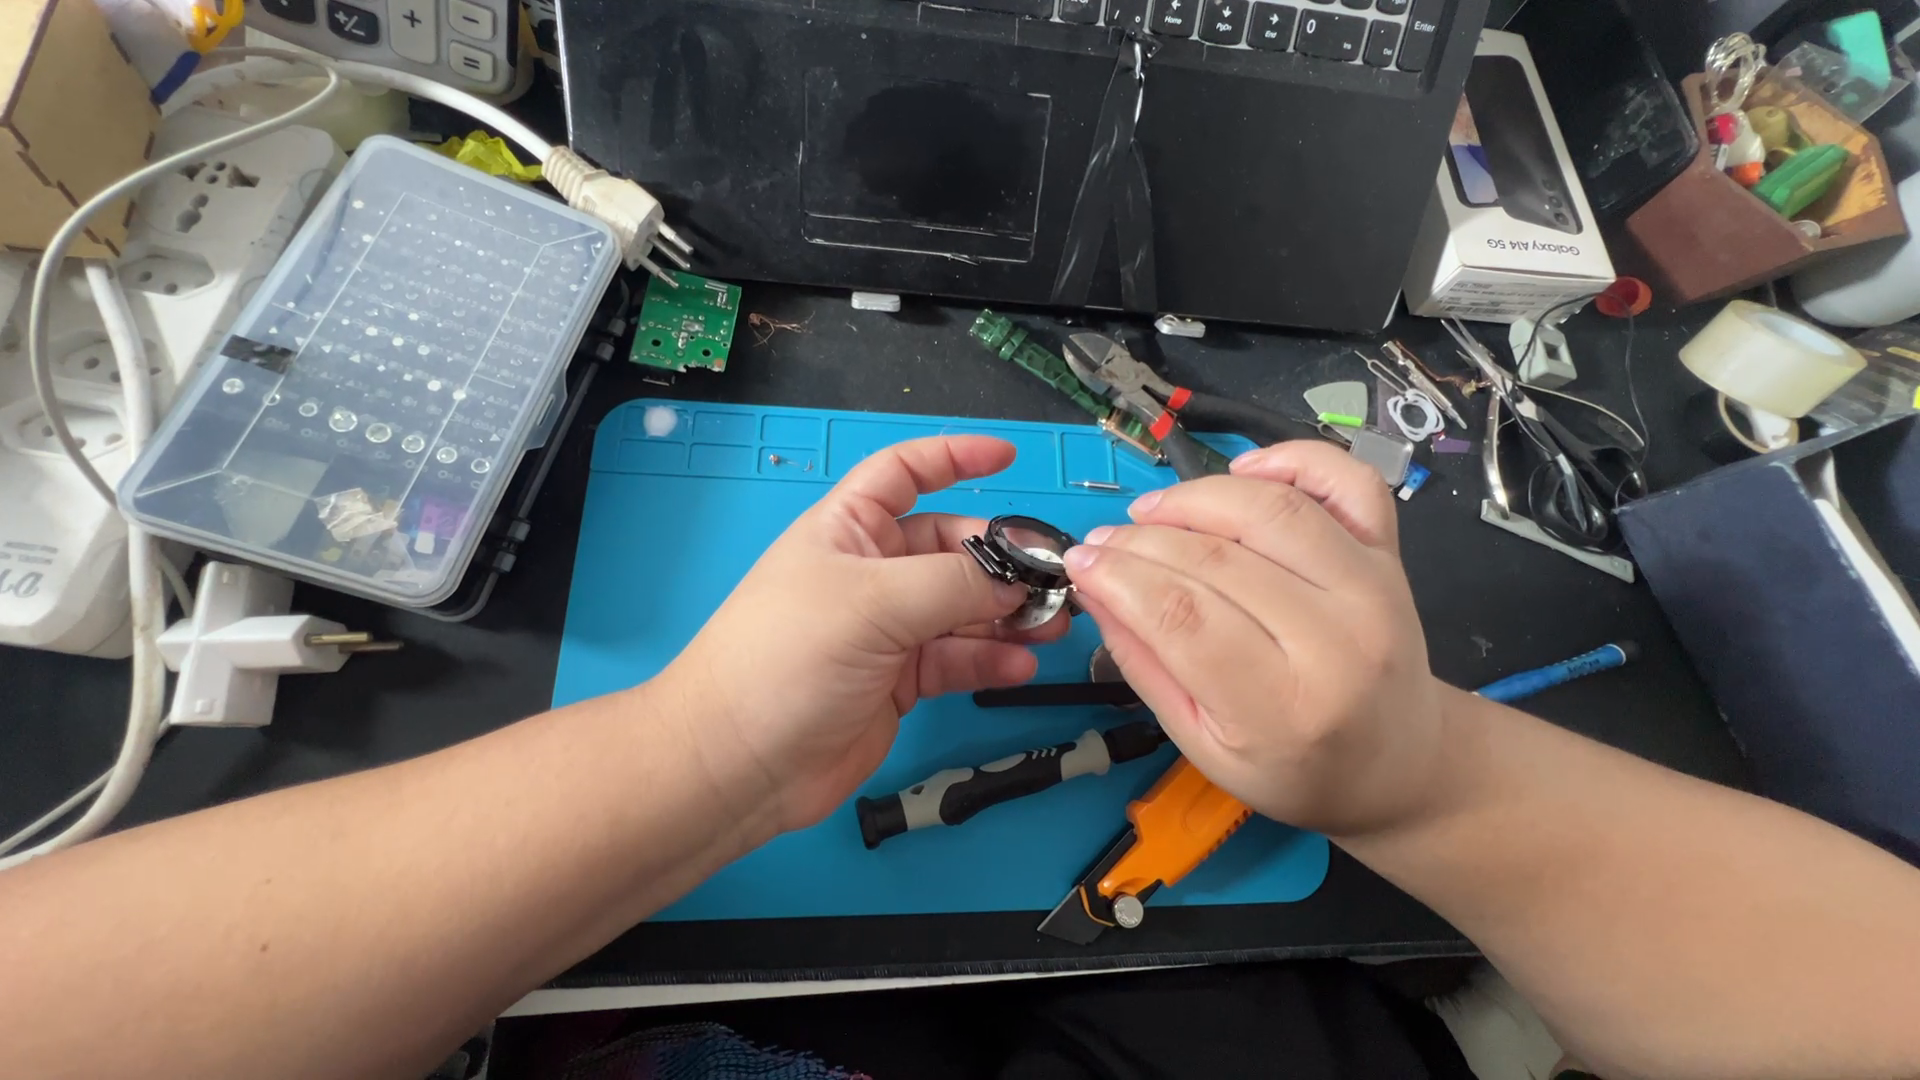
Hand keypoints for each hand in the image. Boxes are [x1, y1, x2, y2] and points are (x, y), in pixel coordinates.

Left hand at [658, 436, 1066, 832]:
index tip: (1006, 458)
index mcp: (851, 528)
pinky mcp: (900, 681)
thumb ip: (950, 585)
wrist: (740, 763)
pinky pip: (956, 658)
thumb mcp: (872, 602)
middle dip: (1000, 560)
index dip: (953, 457)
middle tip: (1051, 580)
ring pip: (962, 608)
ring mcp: (888, 630)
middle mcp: (873, 573)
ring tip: (1053, 626)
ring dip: (1007, 614)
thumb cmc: (789, 656)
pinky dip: (989, 659)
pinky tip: (1020, 664)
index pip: (906, 474)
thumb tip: (1012, 583)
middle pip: (950, 549)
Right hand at [1062, 441, 1446, 837]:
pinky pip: (1344, 479)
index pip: (1183, 617)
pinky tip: (1243, 471)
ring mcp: (1372, 586)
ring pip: (1270, 508)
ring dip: (1194, 496)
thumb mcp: (1201, 744)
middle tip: (1101, 542)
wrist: (1398, 763)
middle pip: (1217, 558)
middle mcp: (1337, 638)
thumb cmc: (1292, 768)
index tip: (1079, 562)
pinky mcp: (1389, 553)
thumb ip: (1145, 666)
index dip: (1119, 578)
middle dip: (1140, 541)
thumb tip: (1094, 590)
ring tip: (1149, 511)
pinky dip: (1291, 458)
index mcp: (1284, 708)